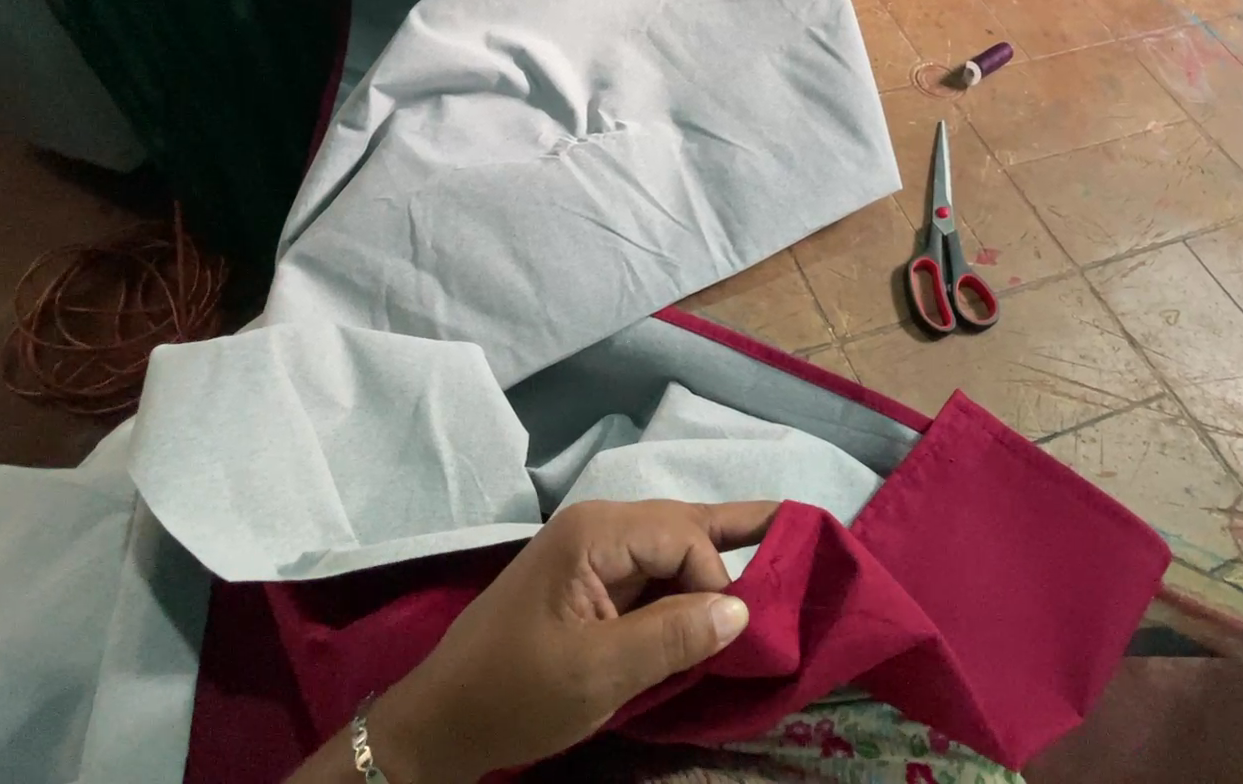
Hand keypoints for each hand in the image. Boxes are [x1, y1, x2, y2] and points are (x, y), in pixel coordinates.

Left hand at [291, 499, 779, 783]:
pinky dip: (687, 581)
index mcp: (596, 533)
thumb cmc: (515, 692)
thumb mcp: (598, 673)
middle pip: (683, 524)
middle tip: (799, 532)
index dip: (715, 582)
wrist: (442, 718)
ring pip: (672, 543)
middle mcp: (598, 526)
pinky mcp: (590, 579)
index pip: (684, 537)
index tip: (728, 636)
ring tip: (776, 545)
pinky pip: (652, 569)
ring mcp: (592, 550)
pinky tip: (720, 584)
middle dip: (737, 534)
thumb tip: (743, 608)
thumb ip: (673, 636)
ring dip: (716, 557)